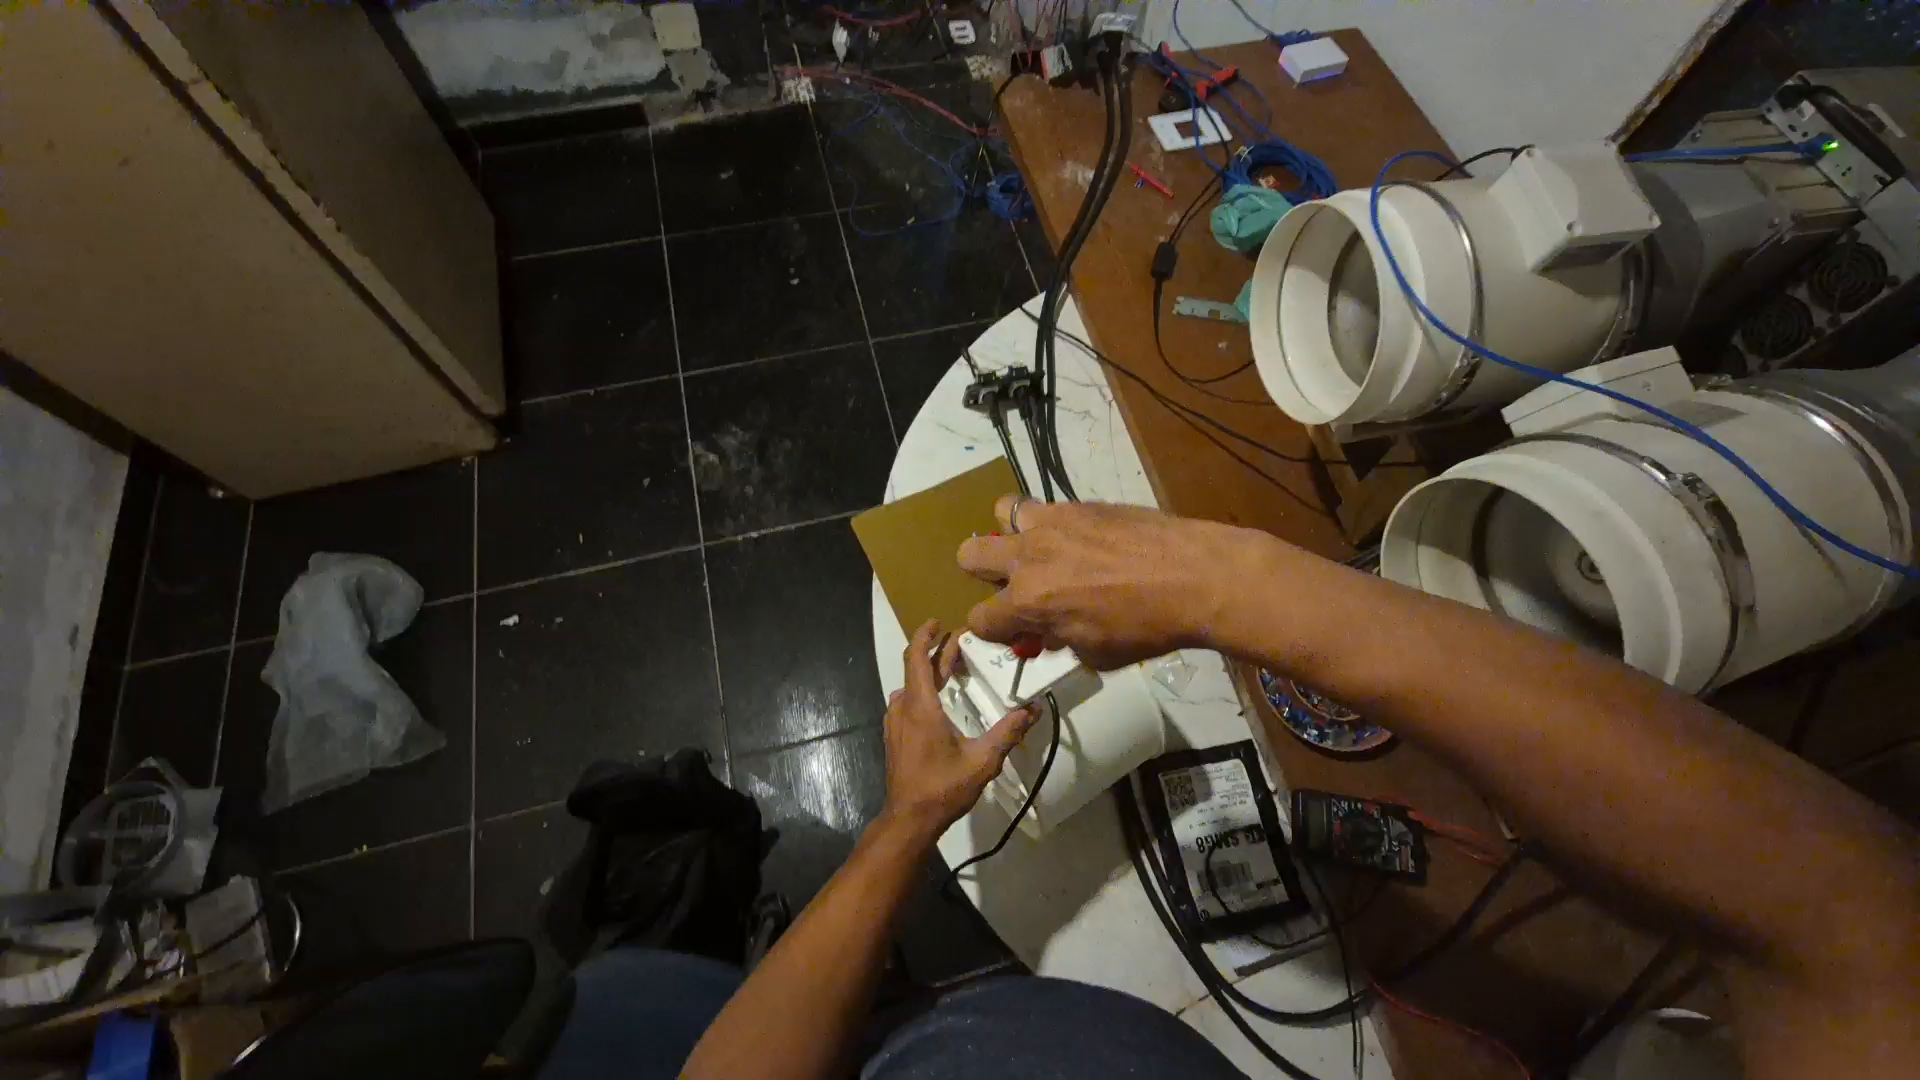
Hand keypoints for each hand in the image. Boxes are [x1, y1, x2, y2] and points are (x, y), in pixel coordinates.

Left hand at [880, 620, 1039, 839]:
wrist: (909, 820)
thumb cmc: (943, 788)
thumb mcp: (983, 761)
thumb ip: (1008, 732)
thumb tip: (1032, 709)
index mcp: (921, 706)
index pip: (917, 657)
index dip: (926, 635)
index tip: (939, 622)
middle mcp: (903, 707)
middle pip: (916, 668)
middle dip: (937, 651)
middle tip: (961, 642)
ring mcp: (895, 722)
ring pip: (911, 685)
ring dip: (930, 671)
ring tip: (954, 668)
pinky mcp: (895, 735)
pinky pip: (907, 701)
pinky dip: (923, 689)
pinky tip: (941, 700)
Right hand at [954, 496, 1282, 668]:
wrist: (1194, 576)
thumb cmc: (1146, 627)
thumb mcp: (1096, 653)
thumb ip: (1061, 639)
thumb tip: (1050, 629)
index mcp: (1029, 601)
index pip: (980, 619)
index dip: (993, 630)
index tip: (1014, 631)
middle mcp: (1029, 557)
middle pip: (969, 555)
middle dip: (984, 574)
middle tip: (1016, 584)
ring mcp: (1052, 523)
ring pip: (1003, 513)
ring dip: (1015, 534)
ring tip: (1044, 548)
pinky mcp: (1079, 504)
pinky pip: (1047, 508)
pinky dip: (1054, 525)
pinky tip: (1084, 540)